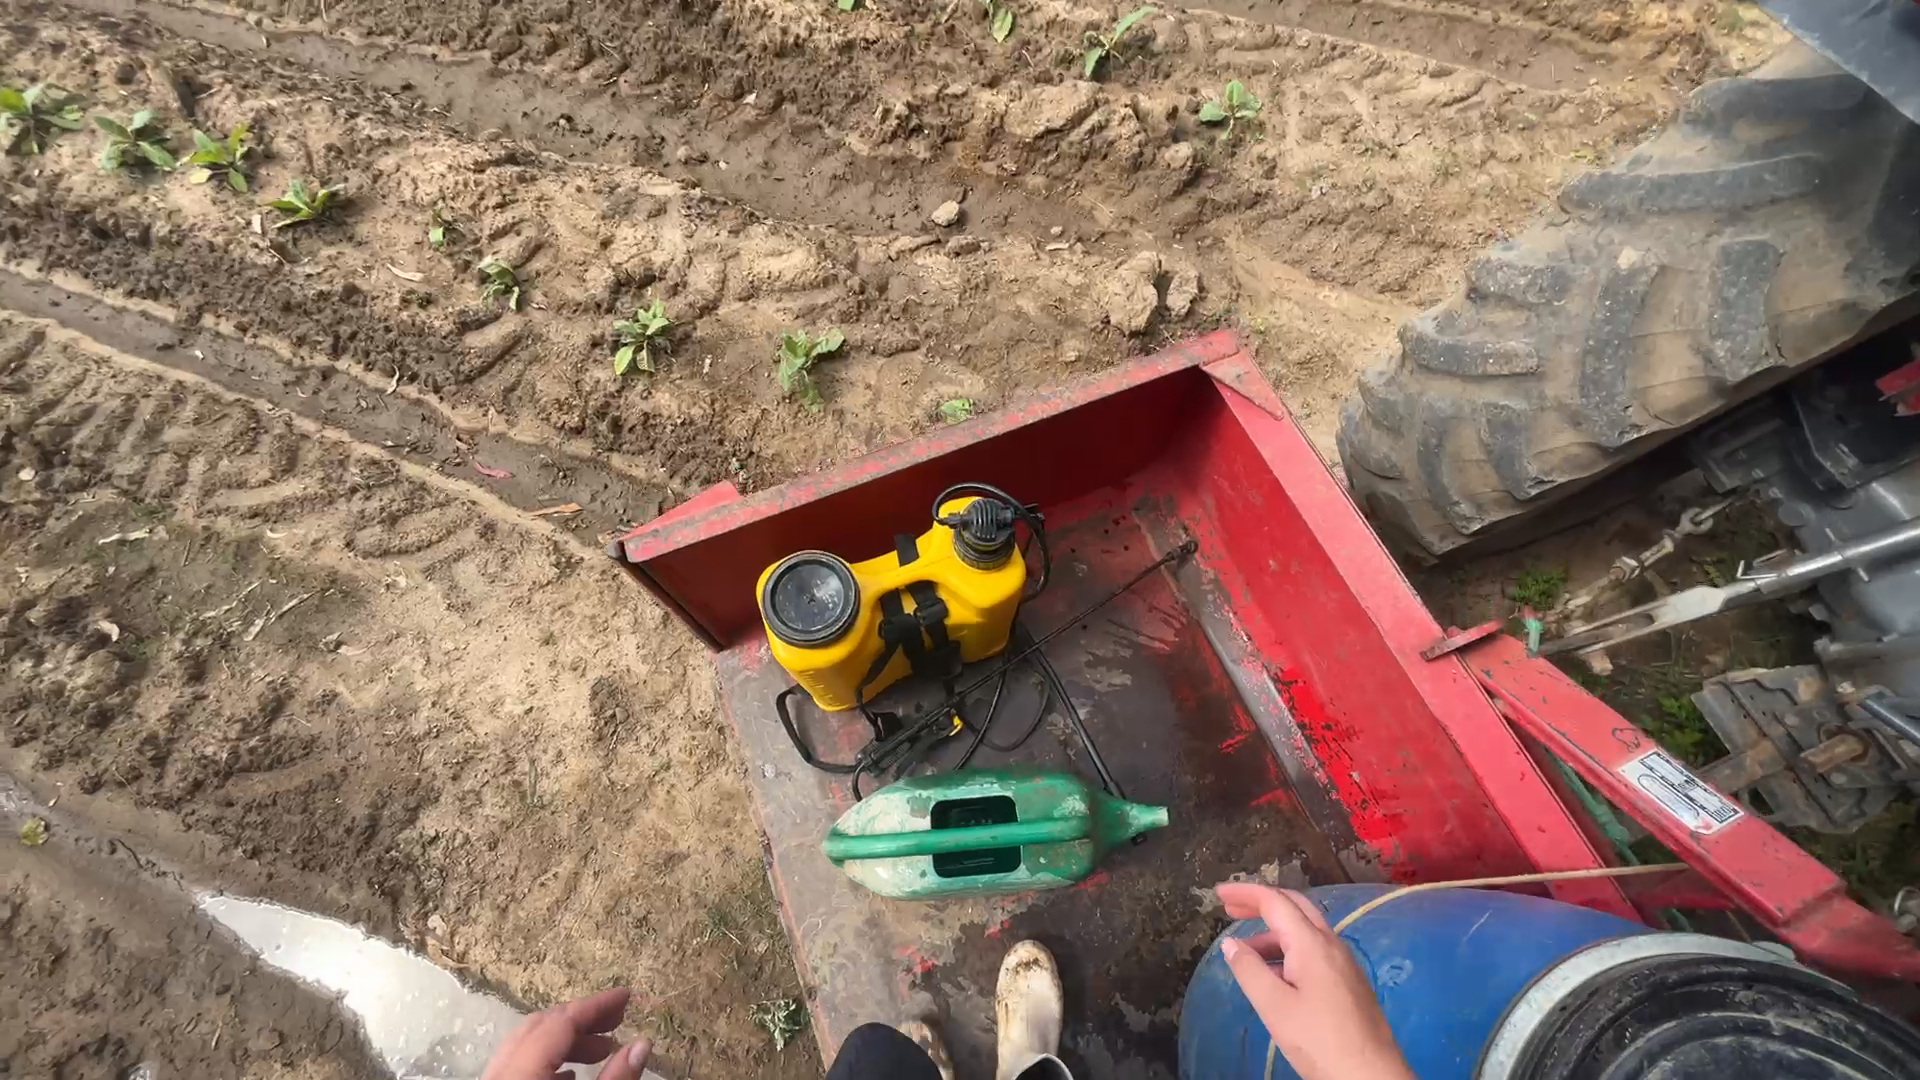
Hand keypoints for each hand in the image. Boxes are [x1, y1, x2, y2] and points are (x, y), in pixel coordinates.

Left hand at [481, 987, 652, 1079]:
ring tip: (600, 1050)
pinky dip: (544, 1061)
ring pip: (524, 1047)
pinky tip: (570, 1076)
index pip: (562, 1020)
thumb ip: (614, 1078)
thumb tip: (643, 1043)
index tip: (629, 996)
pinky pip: (514, 1069)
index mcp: (522, 1072)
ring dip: (564, 1040)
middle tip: (617, 1019)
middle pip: (539, 1027)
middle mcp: (499, 1073)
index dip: (598, 1004)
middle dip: (581, 1018)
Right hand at [1214, 884, 1413, 1079]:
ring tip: (1246, 954)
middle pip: (1293, 906)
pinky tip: (1276, 977)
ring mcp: (1344, 964)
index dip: (1244, 892)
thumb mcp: (1274, 1007)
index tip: (1218, 893)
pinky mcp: (1350, 984)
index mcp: (1312, 943)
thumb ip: (1249, 970)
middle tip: (1231, 908)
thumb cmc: (1321, 1042)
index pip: (1274, 901)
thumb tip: (1231, 944)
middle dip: (1260, 903)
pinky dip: (1288, 950)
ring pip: (1304, 931)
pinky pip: (1314, 952)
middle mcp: (1331, 945)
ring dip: (1272, 932)